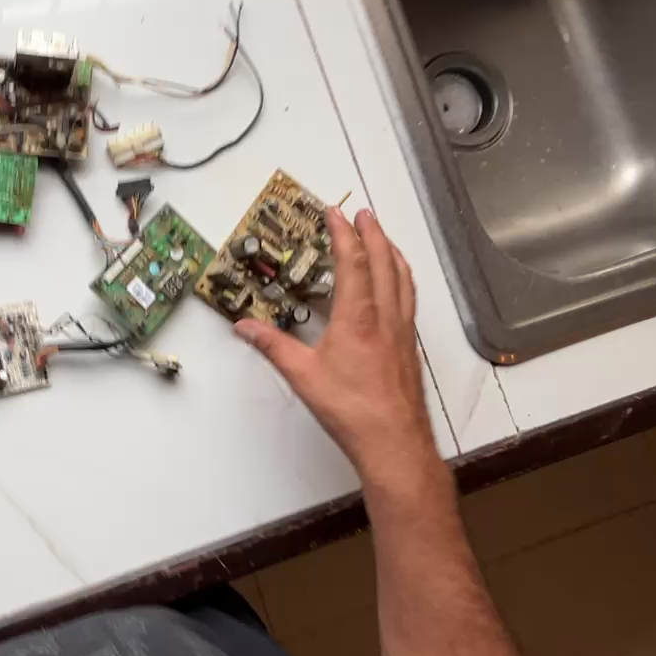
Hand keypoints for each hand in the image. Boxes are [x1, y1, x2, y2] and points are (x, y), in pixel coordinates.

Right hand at [235, 208, 433, 493]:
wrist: (394, 442)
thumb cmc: (352, 410)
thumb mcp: (302, 375)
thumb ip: (272, 346)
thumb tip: (245, 327)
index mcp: (358, 318)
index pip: (353, 263)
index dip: (344, 234)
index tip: (336, 213)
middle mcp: (385, 317)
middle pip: (384, 262)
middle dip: (373, 233)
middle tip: (363, 213)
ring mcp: (402, 331)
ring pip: (402, 278)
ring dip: (391, 251)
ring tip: (383, 237)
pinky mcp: (409, 346)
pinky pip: (409, 298)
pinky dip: (402, 277)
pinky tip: (397, 283)